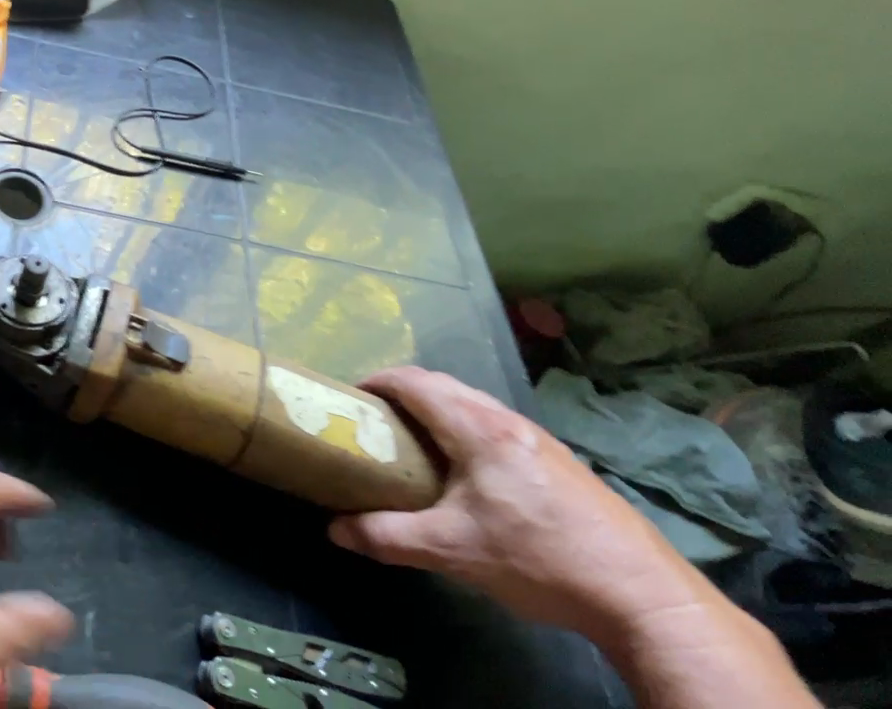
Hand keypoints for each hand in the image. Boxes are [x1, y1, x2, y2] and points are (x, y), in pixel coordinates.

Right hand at [327, 366, 699, 640]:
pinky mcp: (561, 464)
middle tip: (372, 422)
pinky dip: (464, 430)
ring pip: (473, 406)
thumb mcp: (450, 551)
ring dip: (435, 411)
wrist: (644, 596)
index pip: (415, 382)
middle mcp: (509, 422)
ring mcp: (540, 441)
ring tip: (410, 444)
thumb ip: (384, 536)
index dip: (376, 381)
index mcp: (479, 429)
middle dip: (401, 394)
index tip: (348, 398)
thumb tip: (334, 530)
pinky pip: (496, 427)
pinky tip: (464, 472)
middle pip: (444, 387)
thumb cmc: (537, 559)